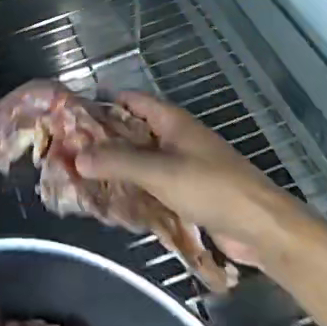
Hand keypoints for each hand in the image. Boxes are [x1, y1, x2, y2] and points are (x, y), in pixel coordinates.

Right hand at [77, 91, 312, 267]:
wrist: (257, 225)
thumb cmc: (210, 187)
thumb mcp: (160, 172)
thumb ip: (119, 162)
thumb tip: (77, 155)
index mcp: (172, 121)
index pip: (133, 101)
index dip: (105, 102)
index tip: (72, 112)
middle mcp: (176, 138)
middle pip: (135, 131)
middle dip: (105, 140)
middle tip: (69, 149)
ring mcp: (183, 165)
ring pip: (143, 161)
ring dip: (119, 167)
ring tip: (82, 176)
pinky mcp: (188, 192)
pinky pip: (154, 185)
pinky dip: (134, 189)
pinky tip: (113, 202)